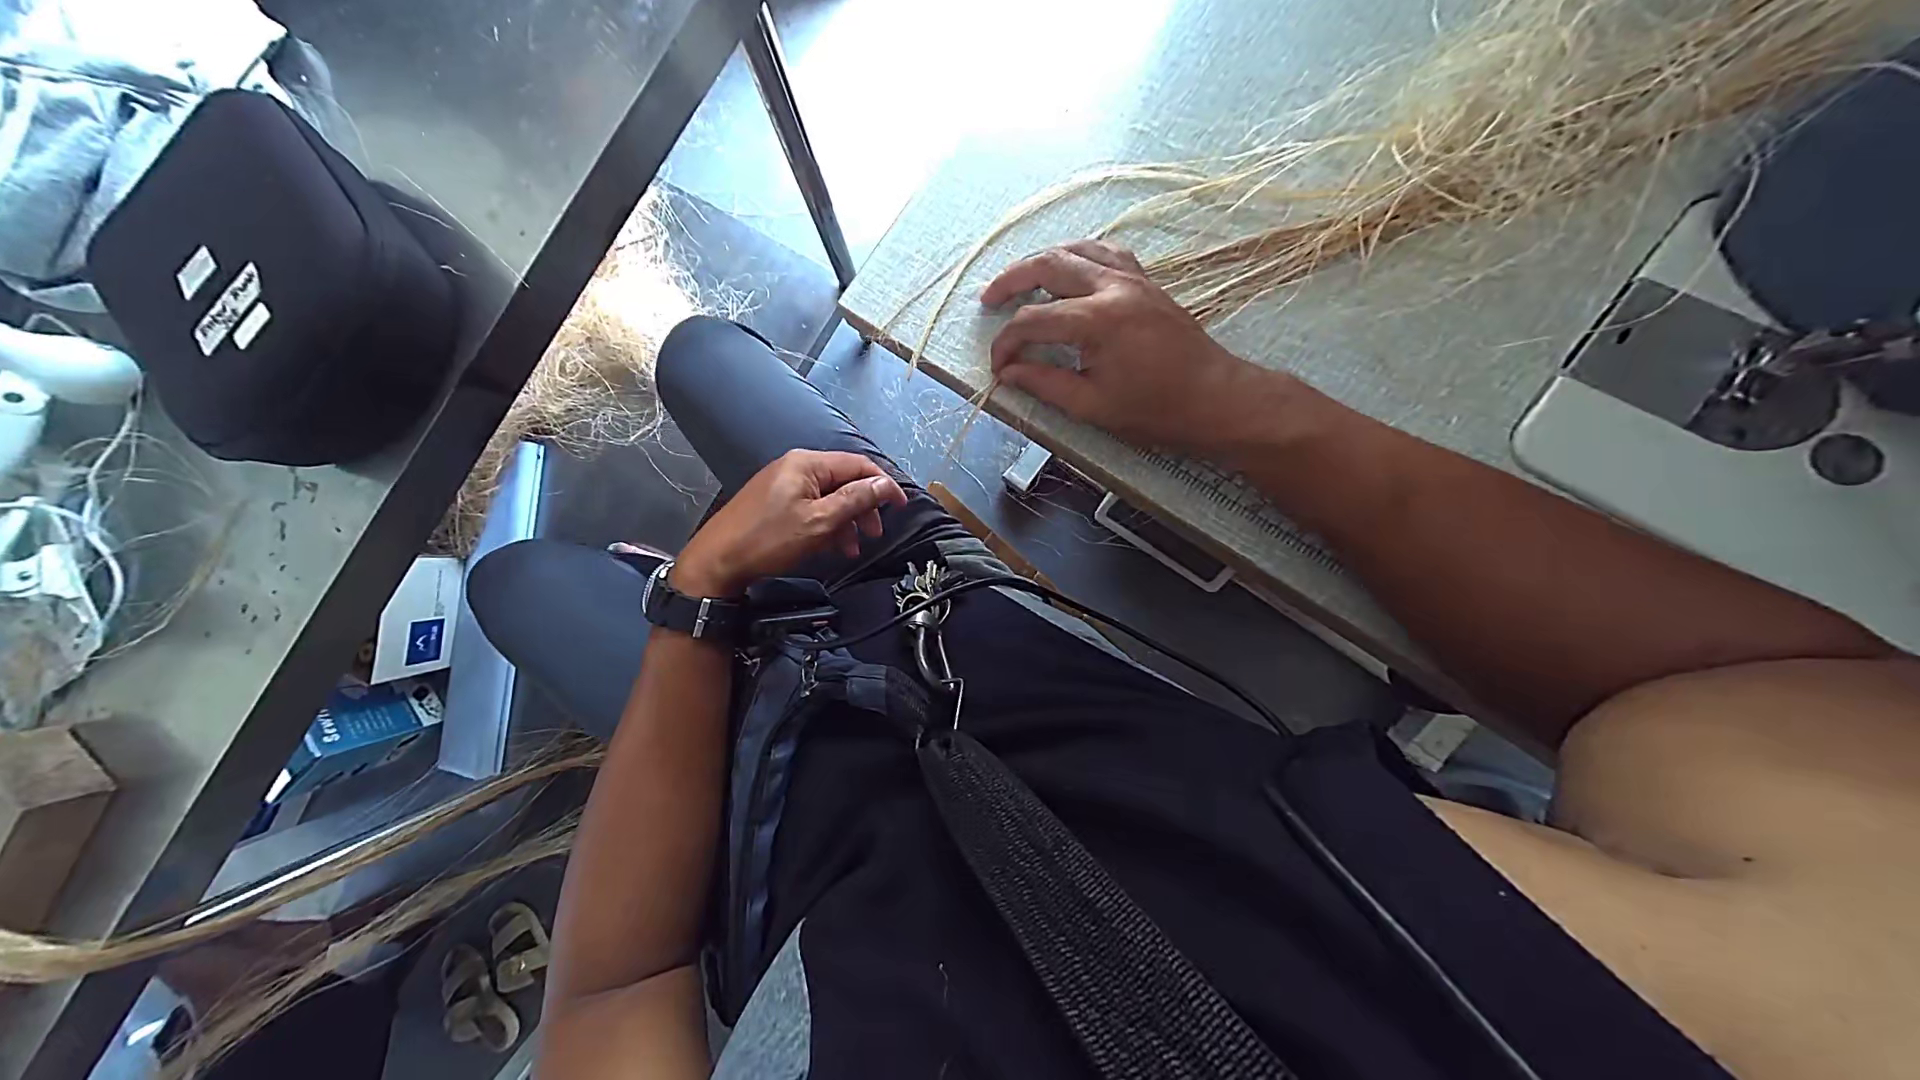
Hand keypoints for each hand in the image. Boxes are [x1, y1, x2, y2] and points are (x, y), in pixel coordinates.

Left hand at [671, 450, 907, 596]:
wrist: (717, 563)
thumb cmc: (766, 541)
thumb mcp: (820, 521)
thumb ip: (856, 500)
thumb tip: (885, 485)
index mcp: (807, 464)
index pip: (858, 465)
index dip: (884, 485)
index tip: (899, 507)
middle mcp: (795, 467)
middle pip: (845, 481)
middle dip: (864, 507)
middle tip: (874, 533)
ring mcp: (783, 484)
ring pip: (829, 497)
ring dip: (847, 521)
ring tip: (852, 547)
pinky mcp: (775, 503)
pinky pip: (812, 507)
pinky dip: (827, 525)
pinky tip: (832, 546)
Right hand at [981, 240, 1298, 459]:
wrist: (1213, 399)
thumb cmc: (1154, 410)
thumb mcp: (1091, 405)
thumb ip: (1043, 384)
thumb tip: (1008, 373)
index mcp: (1096, 320)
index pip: (1032, 321)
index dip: (1006, 343)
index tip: (998, 367)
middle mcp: (1112, 287)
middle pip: (1048, 265)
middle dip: (1011, 280)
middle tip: (989, 299)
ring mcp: (1132, 279)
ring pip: (1076, 249)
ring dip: (1042, 261)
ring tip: (1021, 280)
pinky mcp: (1146, 282)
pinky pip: (1104, 253)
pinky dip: (1078, 256)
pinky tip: (1068, 271)